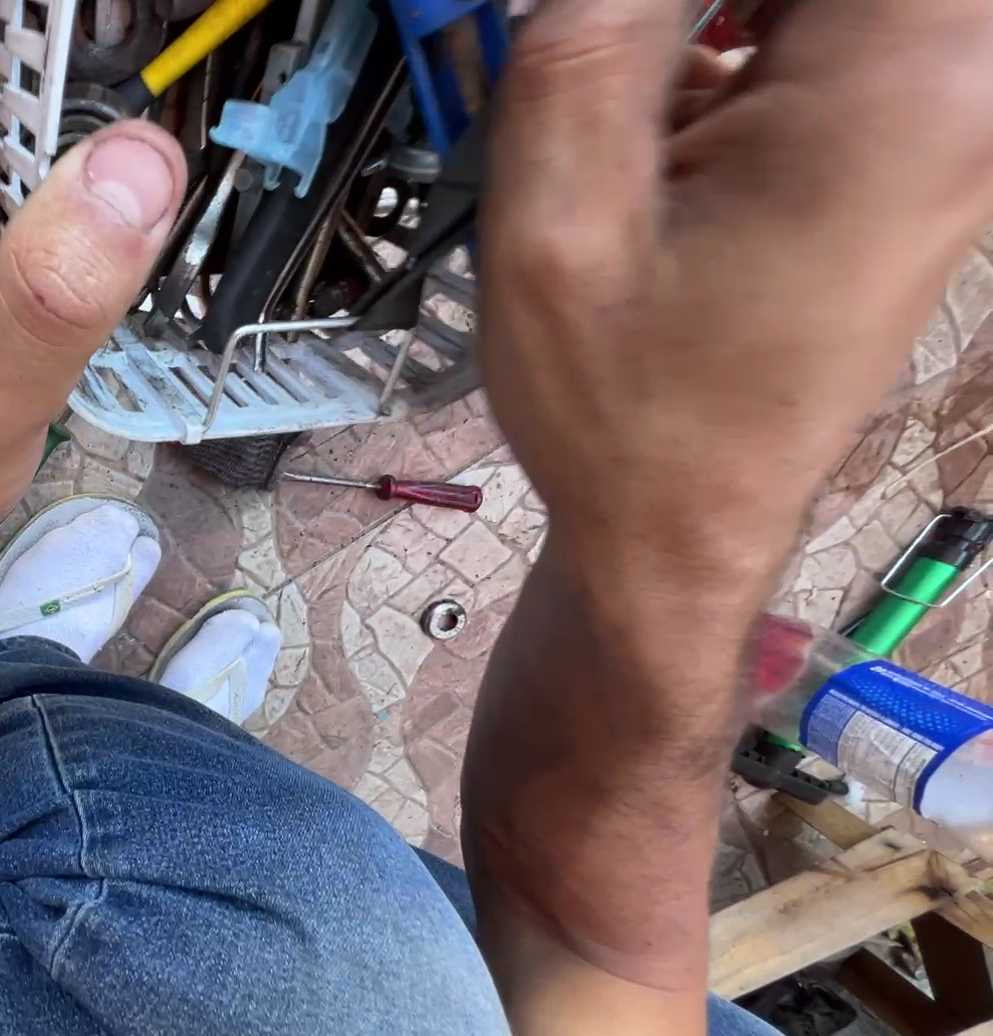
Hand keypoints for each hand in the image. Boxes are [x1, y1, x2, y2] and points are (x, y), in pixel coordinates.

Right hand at [479, 0, 992, 592]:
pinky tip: (653, 157)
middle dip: (683, 20)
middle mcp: (969, 81)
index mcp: (901, 82)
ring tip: (609, 137)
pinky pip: (822, 59)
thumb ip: (577, 63)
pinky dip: (724, 74)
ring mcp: (948, 125)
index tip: (599, 30)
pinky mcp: (905, 162)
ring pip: (815, 17)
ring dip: (693, 43)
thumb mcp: (551, 237)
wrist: (674, 518)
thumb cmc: (613, 405)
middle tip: (590, 76)